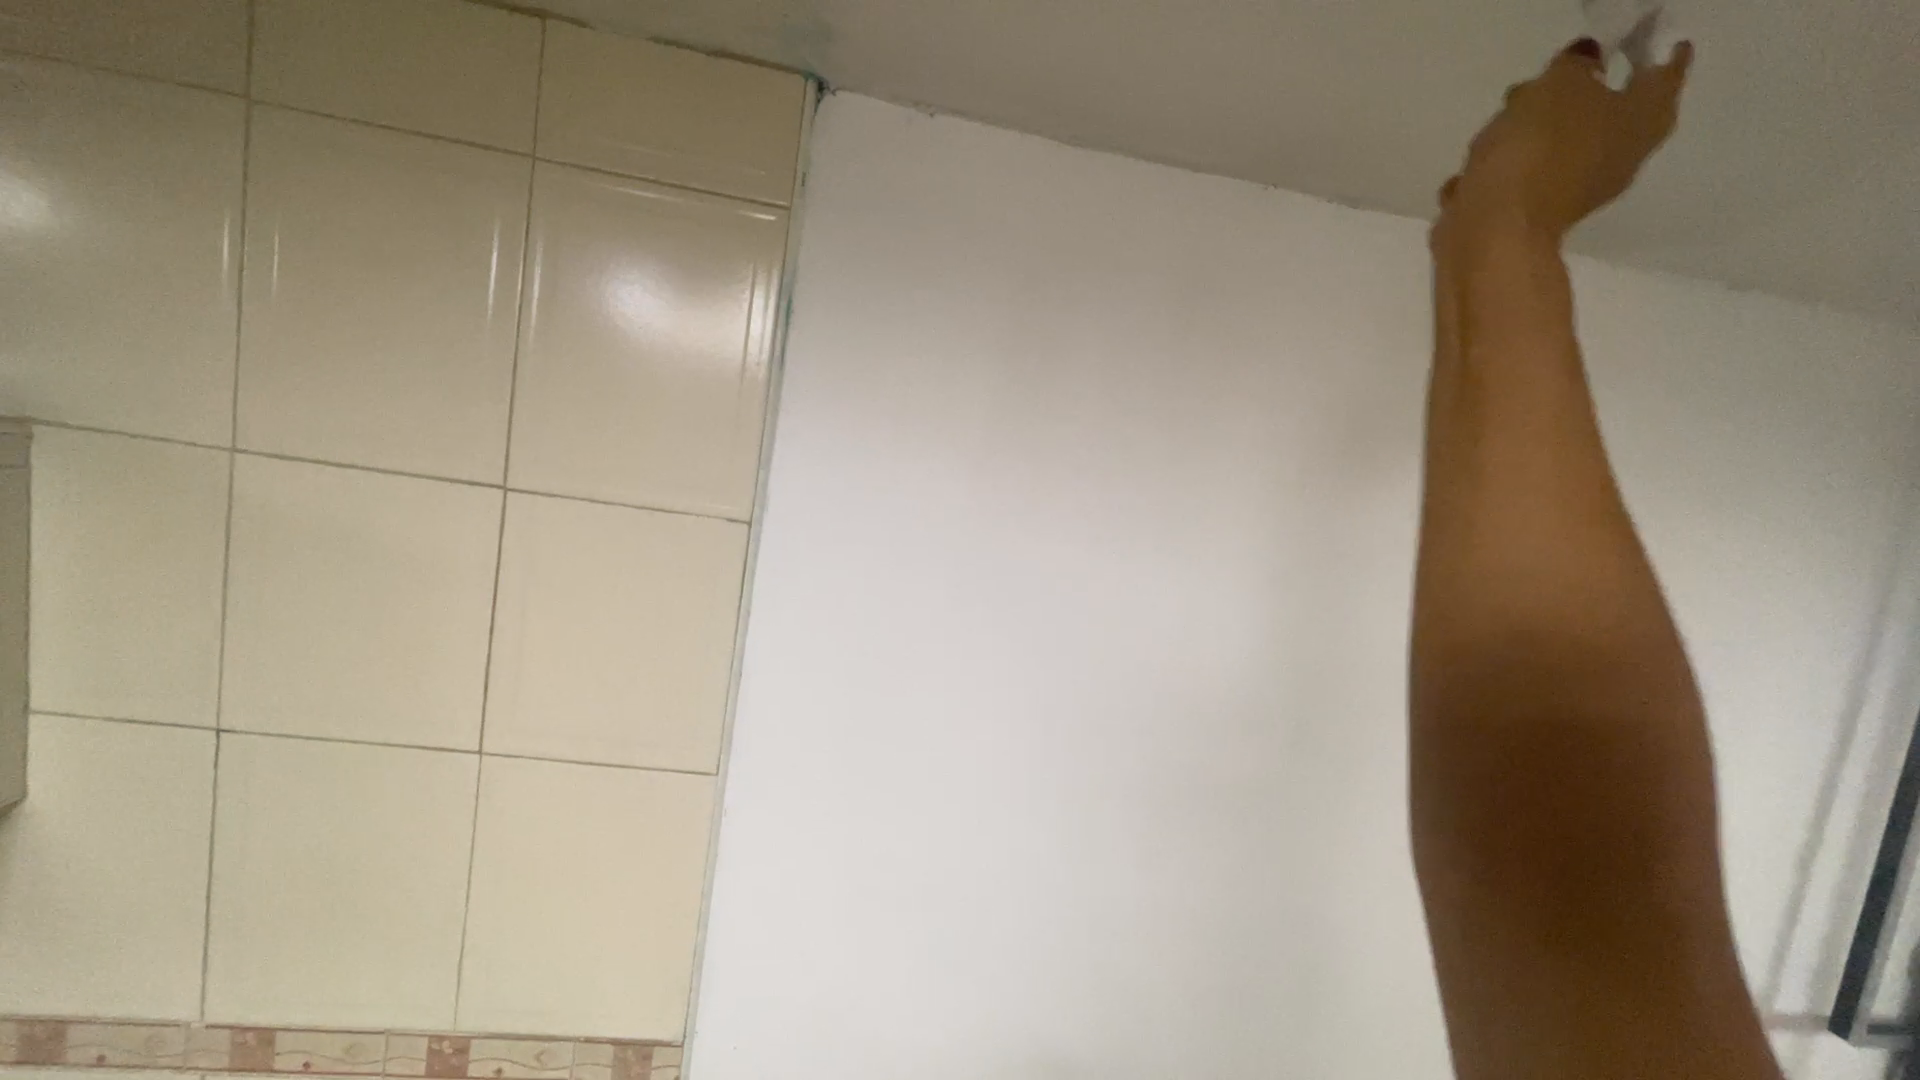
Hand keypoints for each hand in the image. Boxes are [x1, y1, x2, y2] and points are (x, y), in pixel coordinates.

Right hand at [1437, 38, 1692, 244]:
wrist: (1493, 234)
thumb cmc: (1539, 151)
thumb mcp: (1561, 86)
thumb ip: (1576, 67)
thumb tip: (1585, 64)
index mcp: (1644, 119)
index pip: (1664, 73)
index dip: (1650, 56)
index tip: (1634, 49)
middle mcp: (1621, 159)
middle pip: (1604, 115)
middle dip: (1573, 99)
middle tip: (1542, 86)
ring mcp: (1575, 194)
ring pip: (1557, 150)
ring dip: (1531, 138)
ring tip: (1497, 130)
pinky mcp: (1533, 218)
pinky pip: (1521, 182)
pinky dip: (1503, 175)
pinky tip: (1478, 174)